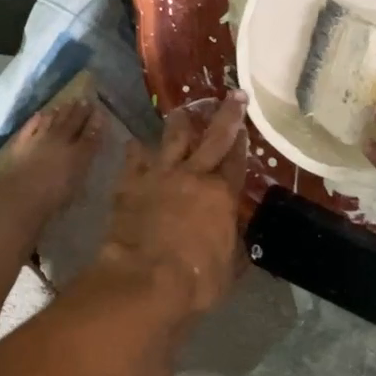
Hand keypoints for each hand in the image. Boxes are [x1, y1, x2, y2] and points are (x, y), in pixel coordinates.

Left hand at [98, 91, 249, 320]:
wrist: (144, 278)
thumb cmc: (195, 281)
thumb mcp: (227, 270)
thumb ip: (232, 248)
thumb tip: (238, 241)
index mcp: (221, 196)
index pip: (236, 161)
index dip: (242, 141)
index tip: (245, 124)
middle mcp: (193, 176)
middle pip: (213, 138)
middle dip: (226, 115)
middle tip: (233, 94)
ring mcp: (160, 175)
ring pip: (172, 139)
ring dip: (179, 124)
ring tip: (181, 112)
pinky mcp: (131, 182)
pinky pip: (134, 159)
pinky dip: (136, 151)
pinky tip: (134, 144)